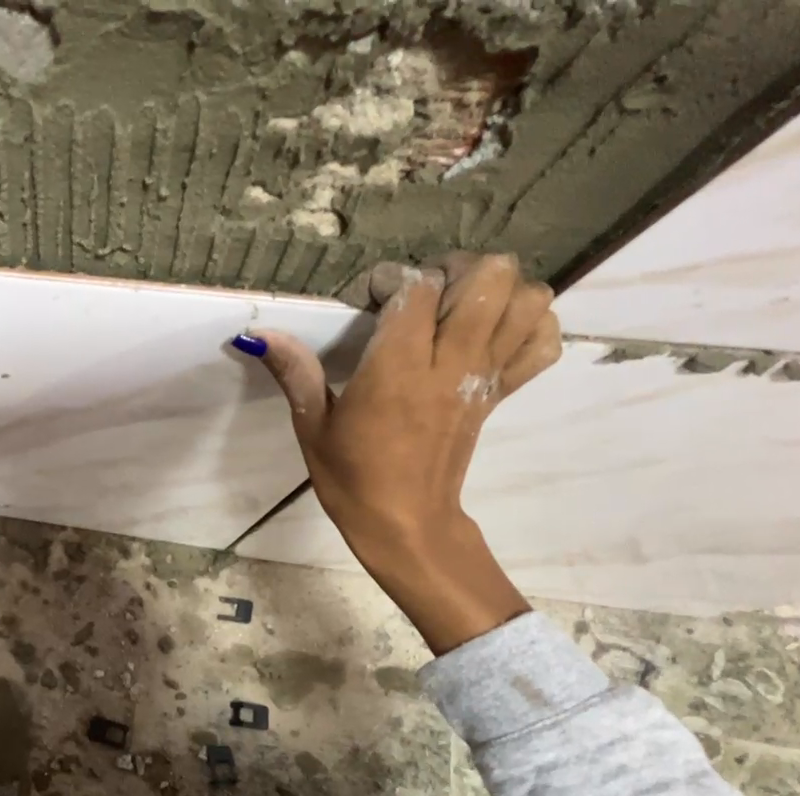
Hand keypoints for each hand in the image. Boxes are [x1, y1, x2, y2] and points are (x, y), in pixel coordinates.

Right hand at [238, 254, 562, 653]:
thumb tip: (257, 334)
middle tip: (422, 293)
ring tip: (457, 307)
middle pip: (488, 277)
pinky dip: (529, 324)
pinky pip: (542, 342)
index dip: (390, 279)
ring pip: (527, 299)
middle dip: (455, 270)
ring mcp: (485, 377)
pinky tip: (494, 332)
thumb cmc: (350, 477)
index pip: (416, 287)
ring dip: (496, 291)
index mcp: (398, 369)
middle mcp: (451, 363)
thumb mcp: (312, 425)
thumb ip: (295, 371)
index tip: (364, 301)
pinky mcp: (502, 393)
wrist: (404, 523)